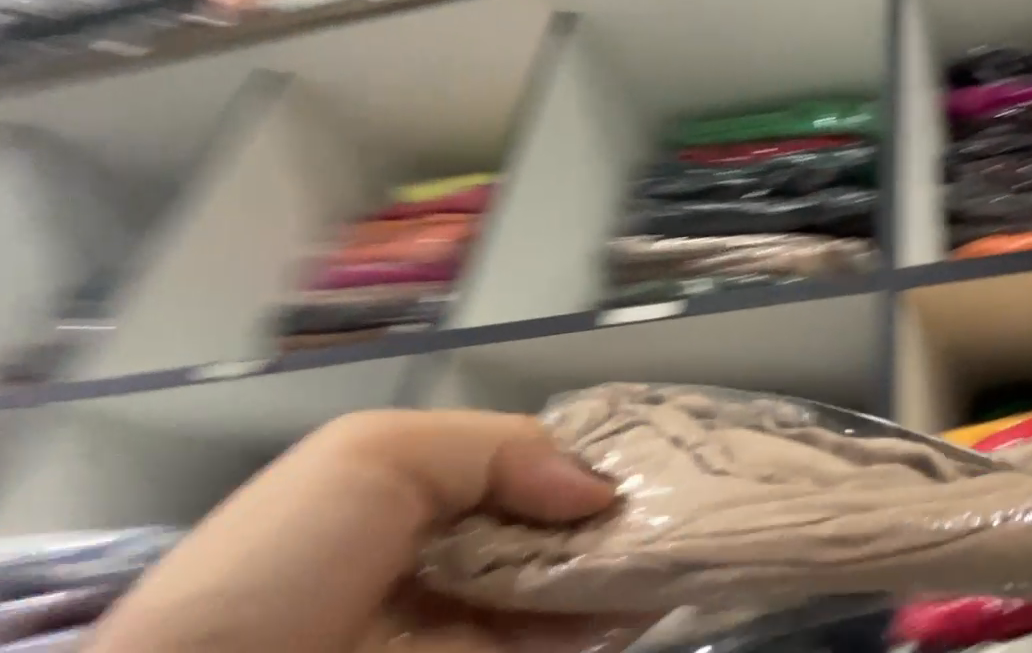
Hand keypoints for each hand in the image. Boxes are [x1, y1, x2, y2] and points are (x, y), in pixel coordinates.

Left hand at [90, 410, 652, 652]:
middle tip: (692, 494)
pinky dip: (618, 614)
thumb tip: (599, 492)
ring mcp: (476, 621)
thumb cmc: (284, 563)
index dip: (596, 452)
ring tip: (696, 532)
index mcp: (429, 490)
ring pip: (578, 578)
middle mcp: (462, 549)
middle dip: (625, 506)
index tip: (660, 449)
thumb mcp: (376, 455)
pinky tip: (664, 585)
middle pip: (566, 518)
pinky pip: (567, 637)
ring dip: (634, 558)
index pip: (537, 459)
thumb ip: (501, 448)